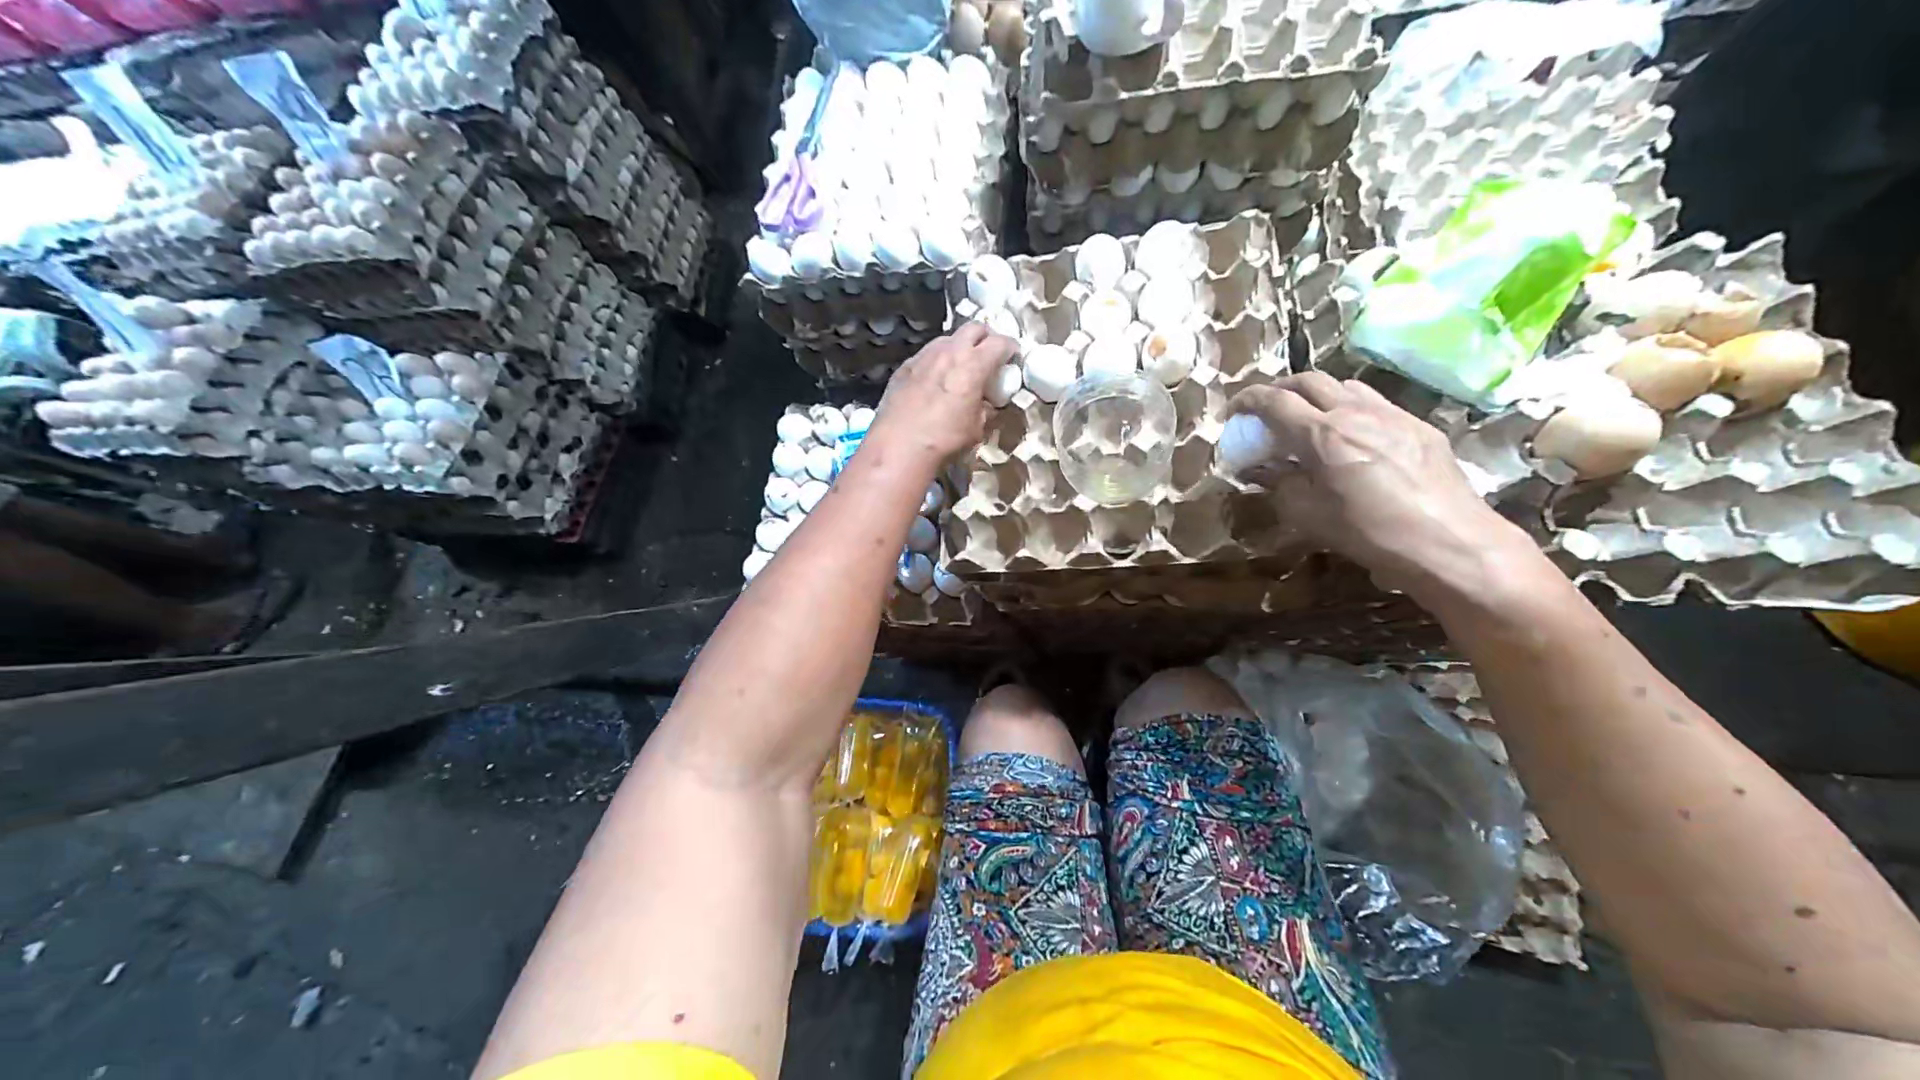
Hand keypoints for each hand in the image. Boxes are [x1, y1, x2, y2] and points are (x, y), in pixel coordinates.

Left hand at [868, 323, 1016, 466]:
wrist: (899, 446)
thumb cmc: (944, 439)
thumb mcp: (976, 428)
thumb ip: (986, 410)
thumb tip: (988, 405)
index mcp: (973, 364)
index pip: (1000, 342)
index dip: (1011, 348)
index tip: (1013, 357)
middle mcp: (949, 351)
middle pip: (974, 328)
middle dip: (986, 338)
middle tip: (989, 356)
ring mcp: (924, 355)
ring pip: (948, 339)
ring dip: (960, 347)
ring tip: (960, 368)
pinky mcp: (905, 366)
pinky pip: (927, 355)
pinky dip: (937, 361)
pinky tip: (935, 381)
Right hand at [1226, 373, 1538, 603]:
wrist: (1448, 542)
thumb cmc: (1368, 533)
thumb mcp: (1309, 514)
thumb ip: (1279, 483)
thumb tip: (1258, 469)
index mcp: (1322, 435)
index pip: (1274, 401)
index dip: (1247, 401)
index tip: (1233, 412)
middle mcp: (1355, 413)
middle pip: (1308, 381)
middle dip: (1280, 389)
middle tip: (1266, 410)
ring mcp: (1392, 415)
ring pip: (1344, 386)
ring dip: (1317, 394)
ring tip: (1307, 417)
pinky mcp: (1418, 425)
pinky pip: (1375, 402)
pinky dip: (1349, 407)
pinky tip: (1350, 434)